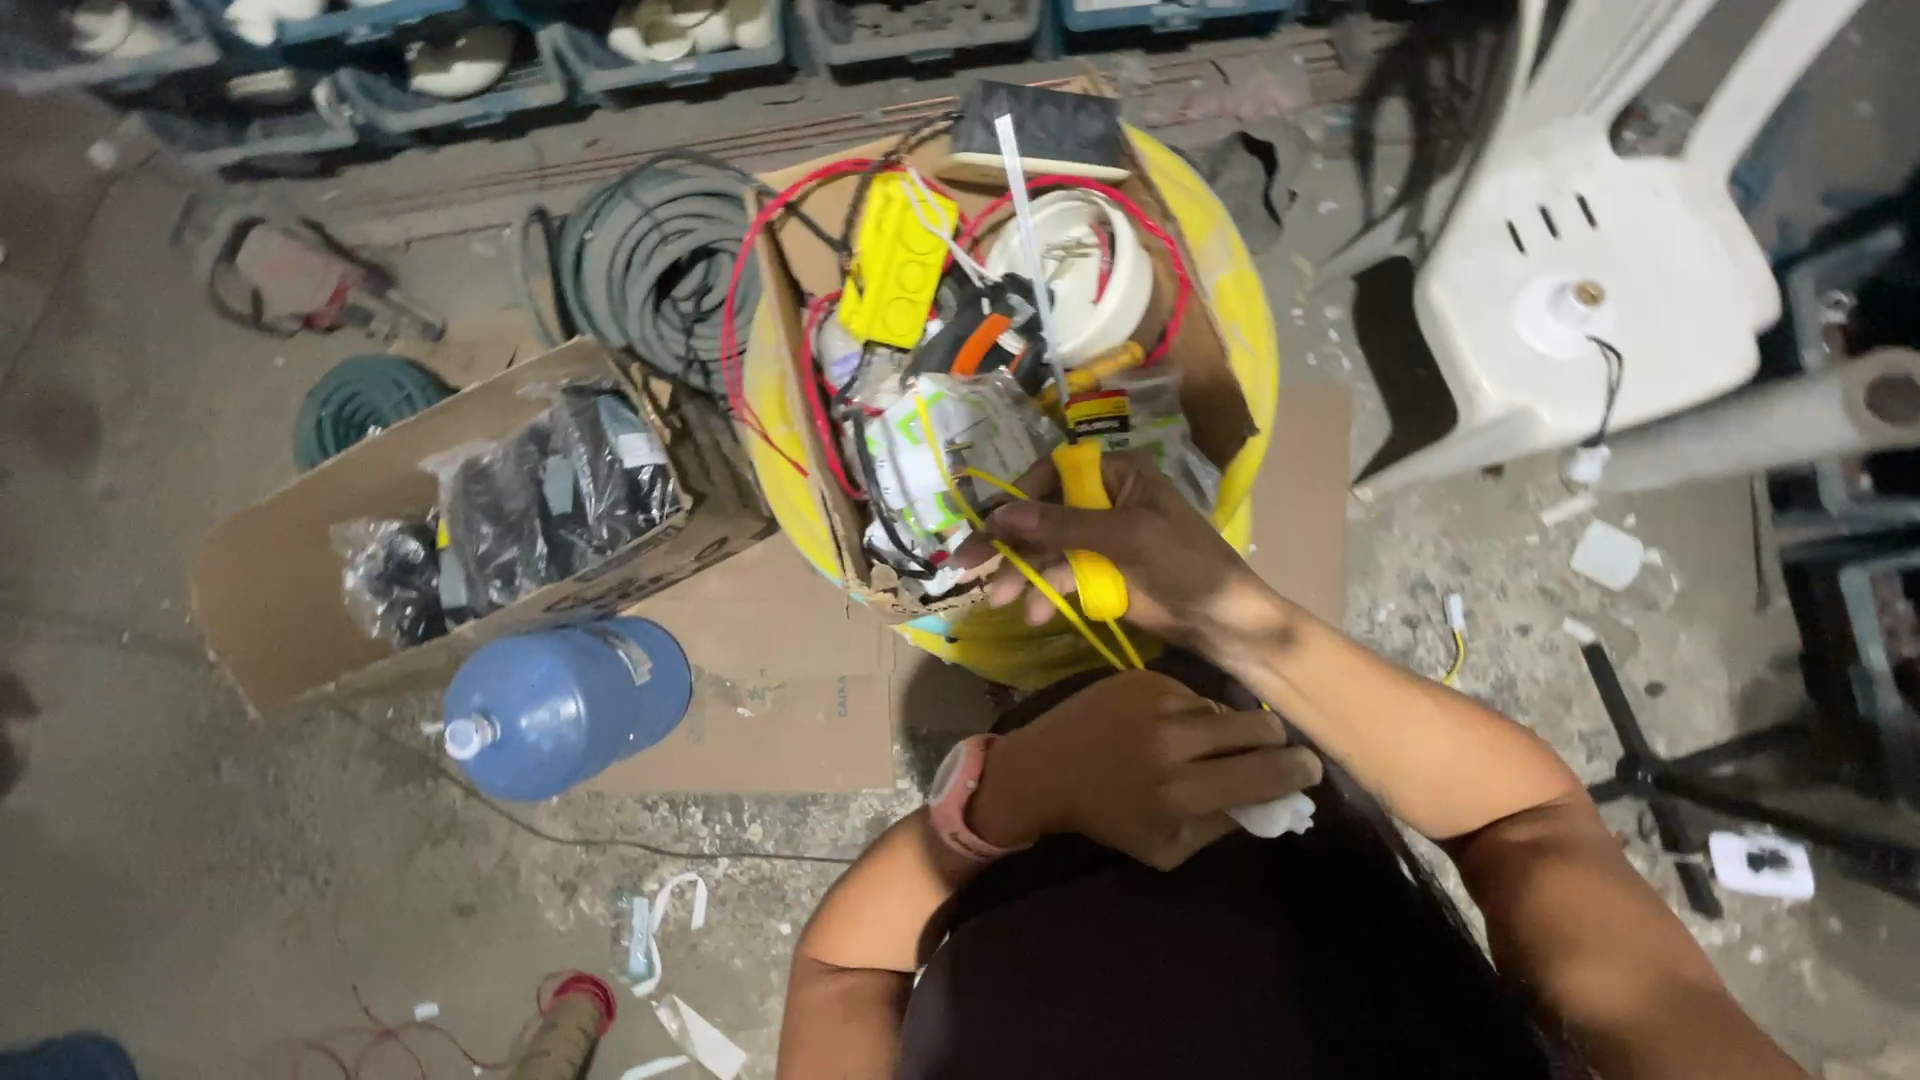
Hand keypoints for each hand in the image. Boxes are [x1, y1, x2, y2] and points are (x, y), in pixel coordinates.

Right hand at [954, 450, 1287, 657]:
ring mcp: (1098, 539)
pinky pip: (1058, 576)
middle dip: (1006, 541)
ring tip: (999, 598)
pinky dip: (1043, 593)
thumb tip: (1002, 515)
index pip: (1053, 473)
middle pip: (1041, 513)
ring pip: (1044, 550)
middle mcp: (1102, 500)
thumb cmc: (1188, 564)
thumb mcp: (1127, 537)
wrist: (1224, 622)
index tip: (992, 524)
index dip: (1019, 497)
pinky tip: (1032, 612)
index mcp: (1117, 474)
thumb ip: (1064, 526)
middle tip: (965, 564)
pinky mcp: (1097, 574)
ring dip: (1020, 573)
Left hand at [970, 669, 1322, 870]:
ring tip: (1203, 740)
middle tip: (1270, 748)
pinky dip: (1189, 709)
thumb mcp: (1167, 847)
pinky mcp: (1139, 678)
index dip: (1297, 771)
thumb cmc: (1107, 816)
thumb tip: (1273, 803)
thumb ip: (1222, 827)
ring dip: (1225, 724)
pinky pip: (1188, 692)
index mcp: (1180, 793)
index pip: (1263, 774)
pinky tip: (1167, 724)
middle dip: (1273, 739)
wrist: (1044, 768)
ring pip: (1221, 706)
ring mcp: (1154, 702)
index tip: (1310, 769)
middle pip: (1256, 726)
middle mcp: (1171, 742)